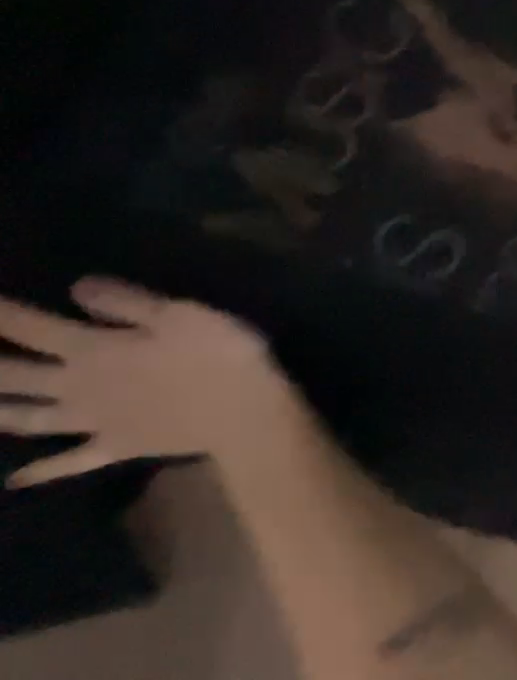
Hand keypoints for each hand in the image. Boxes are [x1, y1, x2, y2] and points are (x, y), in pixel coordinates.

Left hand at [0, 279, 290, 487]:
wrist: (241, 413)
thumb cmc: (219, 355)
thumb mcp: (184, 315)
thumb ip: (129, 303)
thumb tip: (76, 287)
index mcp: (94, 350)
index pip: (32, 328)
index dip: (0, 314)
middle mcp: (77, 386)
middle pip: (13, 376)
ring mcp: (93, 421)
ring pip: (28, 418)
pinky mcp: (115, 445)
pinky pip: (70, 462)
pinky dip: (41, 471)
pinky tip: (16, 480)